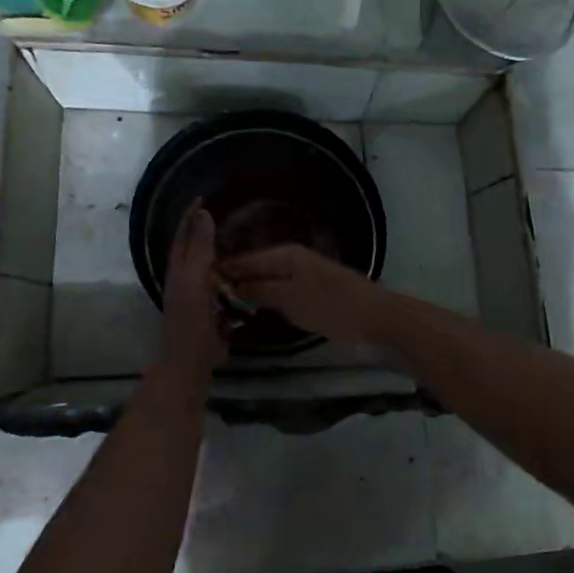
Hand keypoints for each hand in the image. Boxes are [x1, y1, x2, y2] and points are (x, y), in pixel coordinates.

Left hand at [159, 206, 225, 377]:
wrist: (189, 367)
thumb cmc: (190, 323)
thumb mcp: (195, 281)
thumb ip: (200, 249)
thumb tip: (203, 214)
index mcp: (179, 273)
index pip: (183, 237)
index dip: (190, 217)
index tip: (203, 197)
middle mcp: (184, 284)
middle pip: (192, 253)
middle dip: (202, 233)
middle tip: (222, 216)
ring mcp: (196, 302)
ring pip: (206, 272)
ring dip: (217, 257)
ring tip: (236, 244)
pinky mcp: (209, 319)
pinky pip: (220, 293)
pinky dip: (229, 283)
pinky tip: (244, 281)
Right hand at [220, 245, 387, 345]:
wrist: (377, 318)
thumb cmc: (331, 305)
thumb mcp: (290, 299)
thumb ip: (260, 290)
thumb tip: (231, 284)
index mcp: (284, 254)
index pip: (244, 259)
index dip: (222, 270)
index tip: (197, 285)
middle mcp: (292, 260)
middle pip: (255, 269)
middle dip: (234, 282)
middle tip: (207, 302)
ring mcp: (304, 276)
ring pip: (268, 282)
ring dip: (250, 293)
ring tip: (225, 309)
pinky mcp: (313, 293)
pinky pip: (282, 293)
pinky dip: (268, 301)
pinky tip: (257, 313)